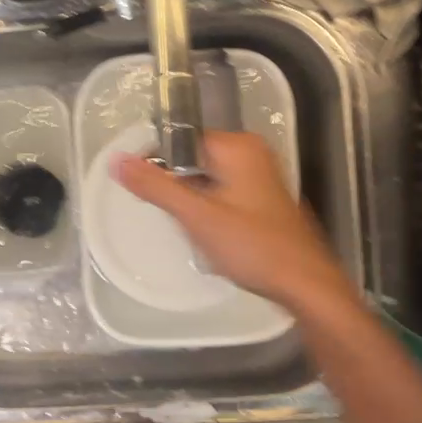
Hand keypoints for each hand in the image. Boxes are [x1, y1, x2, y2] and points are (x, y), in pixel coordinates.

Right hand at [111, 131, 352, 311]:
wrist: (304, 284)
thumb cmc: (252, 247)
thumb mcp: (197, 217)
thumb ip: (156, 186)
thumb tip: (116, 160)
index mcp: (238, 147)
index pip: (181, 138)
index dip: (155, 160)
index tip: (139, 187)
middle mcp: (250, 153)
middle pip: (192, 158)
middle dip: (172, 182)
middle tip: (161, 211)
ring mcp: (258, 177)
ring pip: (205, 178)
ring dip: (188, 199)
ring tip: (183, 225)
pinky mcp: (259, 200)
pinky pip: (219, 194)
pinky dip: (205, 209)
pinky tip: (203, 233)